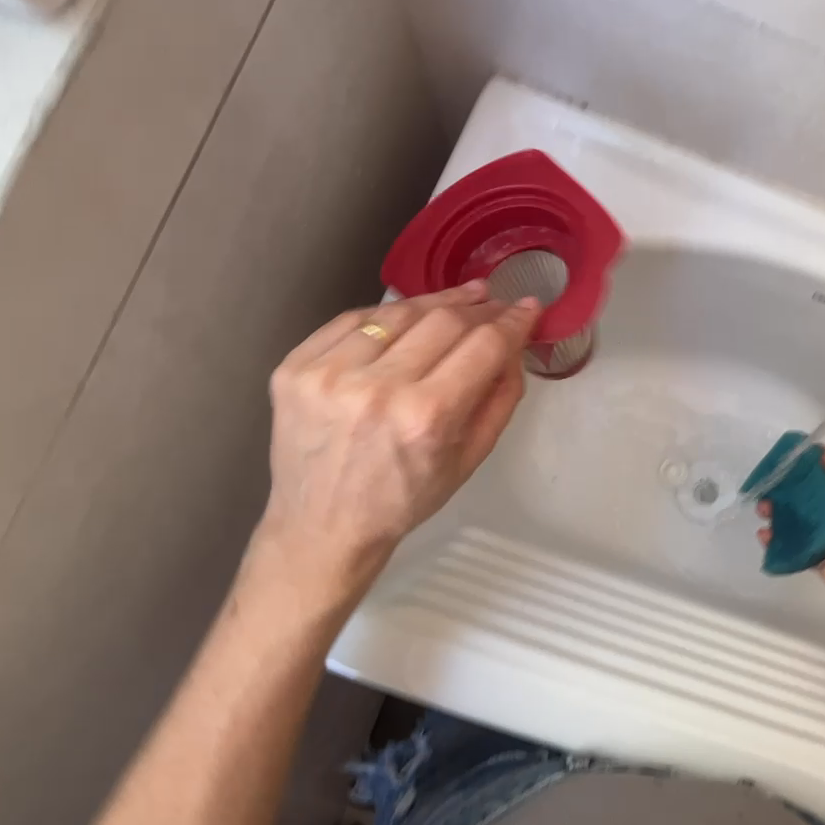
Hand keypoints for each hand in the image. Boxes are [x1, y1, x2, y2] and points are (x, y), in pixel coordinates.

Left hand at [254, 281, 539, 595]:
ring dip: (435, 302)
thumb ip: (500, 399)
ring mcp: (330, 373)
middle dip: (478, 308)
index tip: (528, 308)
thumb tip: (515, 346)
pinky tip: (407, 316)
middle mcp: (378, 389)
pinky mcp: (296, 366)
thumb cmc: (406, 499)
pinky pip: (352, 321)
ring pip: (397, 313)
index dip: (512, 322)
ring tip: (459, 299)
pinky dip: (386, 315)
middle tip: (495, 303)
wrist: (324, 525)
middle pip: (443, 322)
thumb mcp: (470, 460)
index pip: (483, 347)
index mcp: (427, 418)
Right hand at [758, 447, 824, 603]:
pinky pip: (789, 544)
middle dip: (783, 488)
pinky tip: (764, 533)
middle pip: (804, 494)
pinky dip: (773, 538)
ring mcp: (822, 534)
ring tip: (763, 509)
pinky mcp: (811, 554)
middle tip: (767, 485)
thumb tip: (824, 456)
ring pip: (793, 517)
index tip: (785, 459)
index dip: (806, 464)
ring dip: (774, 511)